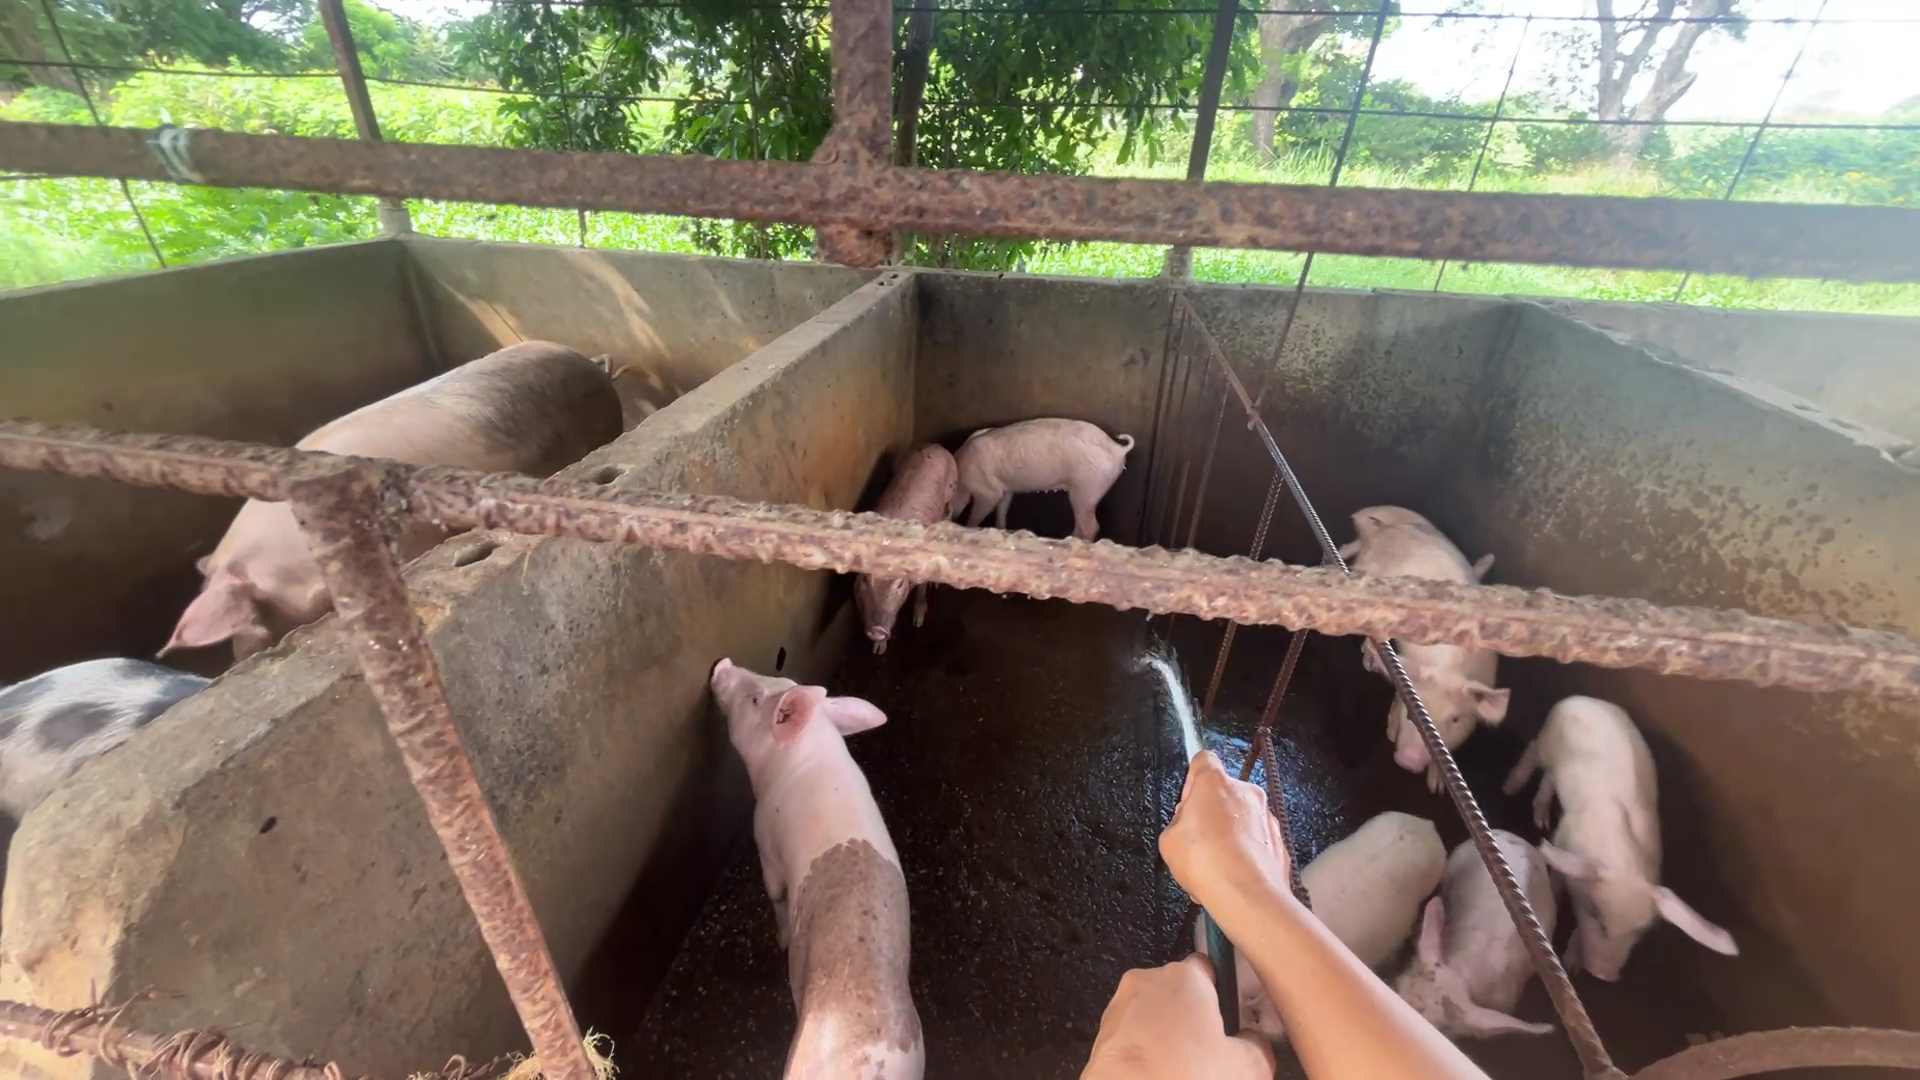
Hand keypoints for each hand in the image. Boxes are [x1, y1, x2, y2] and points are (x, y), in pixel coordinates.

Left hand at [1081, 954, 1274, 1079]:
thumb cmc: (1192, 1076)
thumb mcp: (1247, 1069)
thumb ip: (1257, 1047)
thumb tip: (1252, 1039)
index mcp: (1184, 976)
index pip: (1207, 967)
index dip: (1220, 993)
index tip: (1230, 1024)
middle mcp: (1147, 978)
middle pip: (1178, 993)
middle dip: (1193, 1020)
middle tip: (1210, 1058)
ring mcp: (1119, 1005)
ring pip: (1152, 1016)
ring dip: (1166, 1038)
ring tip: (1182, 1073)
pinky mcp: (1100, 1034)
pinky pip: (1132, 1038)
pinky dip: (1144, 1054)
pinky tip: (1156, 1077)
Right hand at [1159, 751, 1291, 914]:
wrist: (1248, 898)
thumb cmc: (1204, 861)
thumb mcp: (1169, 840)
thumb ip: (1179, 823)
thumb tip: (1190, 828)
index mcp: (1215, 782)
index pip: (1203, 760)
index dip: (1192, 781)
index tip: (1188, 804)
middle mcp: (1246, 792)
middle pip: (1224, 792)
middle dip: (1212, 812)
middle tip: (1199, 840)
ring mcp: (1267, 818)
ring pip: (1243, 818)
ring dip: (1231, 833)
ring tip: (1217, 864)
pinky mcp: (1281, 844)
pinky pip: (1258, 842)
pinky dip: (1247, 853)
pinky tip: (1234, 876)